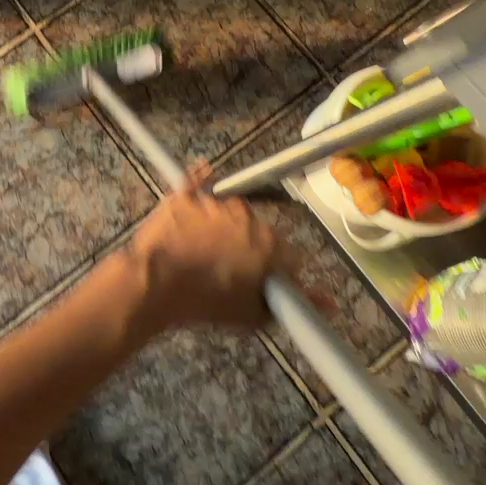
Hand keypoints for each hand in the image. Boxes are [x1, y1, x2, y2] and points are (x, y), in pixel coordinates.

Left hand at [125, 163, 282, 331]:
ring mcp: (214, 202)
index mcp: (269, 243)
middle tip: (227, 267)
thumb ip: (297, 303)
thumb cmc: (206, 302)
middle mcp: (247, 215)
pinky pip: (197, 181)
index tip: (260, 281)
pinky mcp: (185, 195)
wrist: (155, 282)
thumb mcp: (254, 314)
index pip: (286, 254)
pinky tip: (203, 170)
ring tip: (201, 247)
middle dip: (247, 246)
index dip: (275, 270)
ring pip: (226, 211)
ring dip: (220, 225)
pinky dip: (200, 178)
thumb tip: (330, 302)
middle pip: (256, 229)